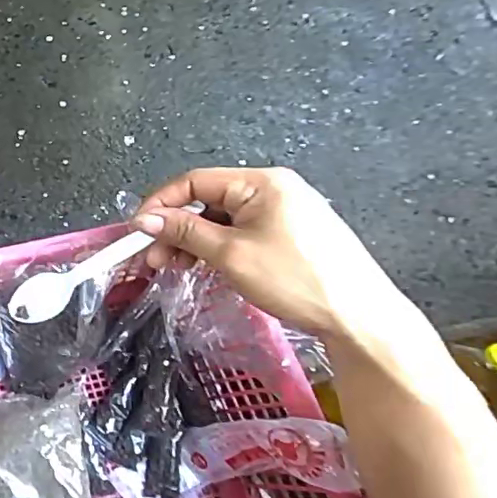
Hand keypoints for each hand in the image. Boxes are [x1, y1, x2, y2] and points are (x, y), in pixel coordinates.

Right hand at [131, 167, 408, 341]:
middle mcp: (272, 190)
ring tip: (175, 267)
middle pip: (207, 201)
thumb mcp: (231, 254)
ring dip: (193, 241)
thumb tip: (148, 219)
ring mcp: (282, 212)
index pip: (195, 181)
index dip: (161, 203)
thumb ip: (185, 232)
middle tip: (155, 258)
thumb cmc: (298, 280)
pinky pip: (240, 233)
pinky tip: (203, 267)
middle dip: (175, 228)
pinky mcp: (287, 234)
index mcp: (261, 183)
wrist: (358, 316)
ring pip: (221, 220)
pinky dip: (216, 248)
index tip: (139, 229)